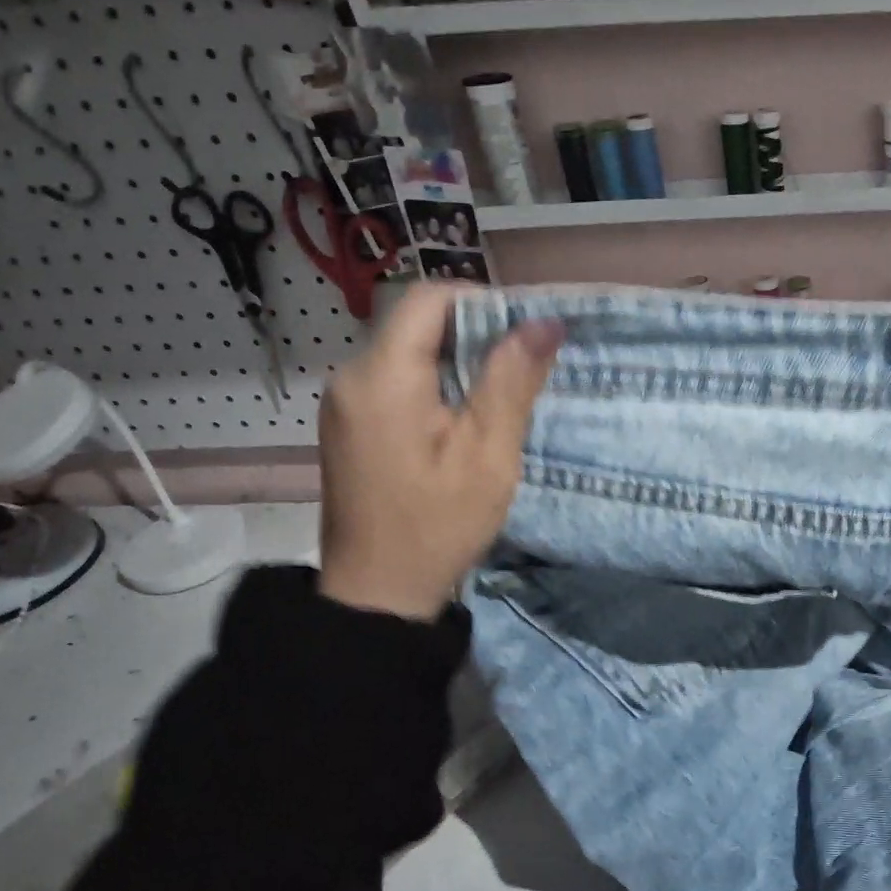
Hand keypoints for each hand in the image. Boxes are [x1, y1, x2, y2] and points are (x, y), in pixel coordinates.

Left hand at [318, 285, 562, 619]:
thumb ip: (512, 381)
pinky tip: (468, 423)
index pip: (428, 298)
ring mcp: (346, 403)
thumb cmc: (439, 524)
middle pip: (417, 324)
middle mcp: (352, 376)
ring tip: (505, 399)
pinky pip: (398, 383)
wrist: (378, 592)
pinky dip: (438, 388)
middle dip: (476, 336)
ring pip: (409, 354)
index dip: (483, 303)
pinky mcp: (352, 426)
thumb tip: (544, 322)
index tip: (528, 336)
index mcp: (382, 376)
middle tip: (528, 371)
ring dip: (459, 364)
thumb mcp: (489, 454)